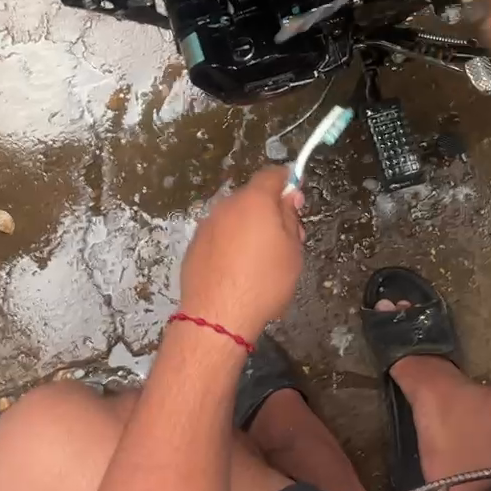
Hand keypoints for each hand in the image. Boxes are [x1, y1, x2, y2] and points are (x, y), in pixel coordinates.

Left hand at [176, 167, 304, 344]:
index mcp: (254, 200)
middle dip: (268, 211)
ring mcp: (206, 225)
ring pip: (234, 218)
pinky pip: (219, 236)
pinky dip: (229, 245)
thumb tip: (289, 195)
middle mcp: (226, 206)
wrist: (217, 316)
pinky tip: (236, 271)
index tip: (296, 202)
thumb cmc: (264, 282)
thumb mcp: (292, 250)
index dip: (287, 183)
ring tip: (259, 262)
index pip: (272, 174)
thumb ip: (290, 216)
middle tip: (285, 240)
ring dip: (248, 229)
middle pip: (252, 198)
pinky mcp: (194, 246)